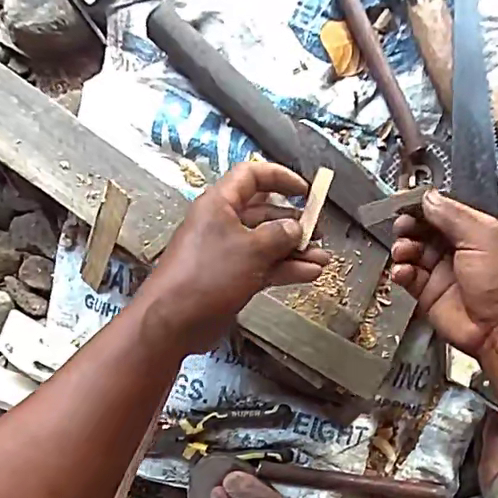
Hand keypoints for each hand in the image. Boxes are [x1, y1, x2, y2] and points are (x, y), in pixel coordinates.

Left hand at [140, 161, 329, 352]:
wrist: (175, 320)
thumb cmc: (208, 275)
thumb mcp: (251, 249)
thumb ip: (279, 235)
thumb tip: (296, 228)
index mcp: (220, 204)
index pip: (252, 177)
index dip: (280, 178)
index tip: (305, 190)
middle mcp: (224, 224)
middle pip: (264, 213)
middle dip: (294, 222)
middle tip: (319, 231)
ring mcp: (229, 253)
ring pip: (268, 244)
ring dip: (296, 250)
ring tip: (323, 258)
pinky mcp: (233, 279)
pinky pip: (265, 267)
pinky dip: (287, 269)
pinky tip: (310, 273)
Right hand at [389, 191, 497, 357]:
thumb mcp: (482, 236)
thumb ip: (452, 216)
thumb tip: (429, 199)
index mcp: (478, 232)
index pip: (445, 212)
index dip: (426, 207)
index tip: (409, 204)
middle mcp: (460, 251)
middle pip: (425, 231)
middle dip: (410, 226)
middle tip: (402, 226)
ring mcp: (444, 274)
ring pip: (414, 252)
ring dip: (404, 248)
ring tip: (403, 251)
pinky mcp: (430, 295)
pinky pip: (408, 277)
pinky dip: (401, 272)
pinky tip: (403, 271)